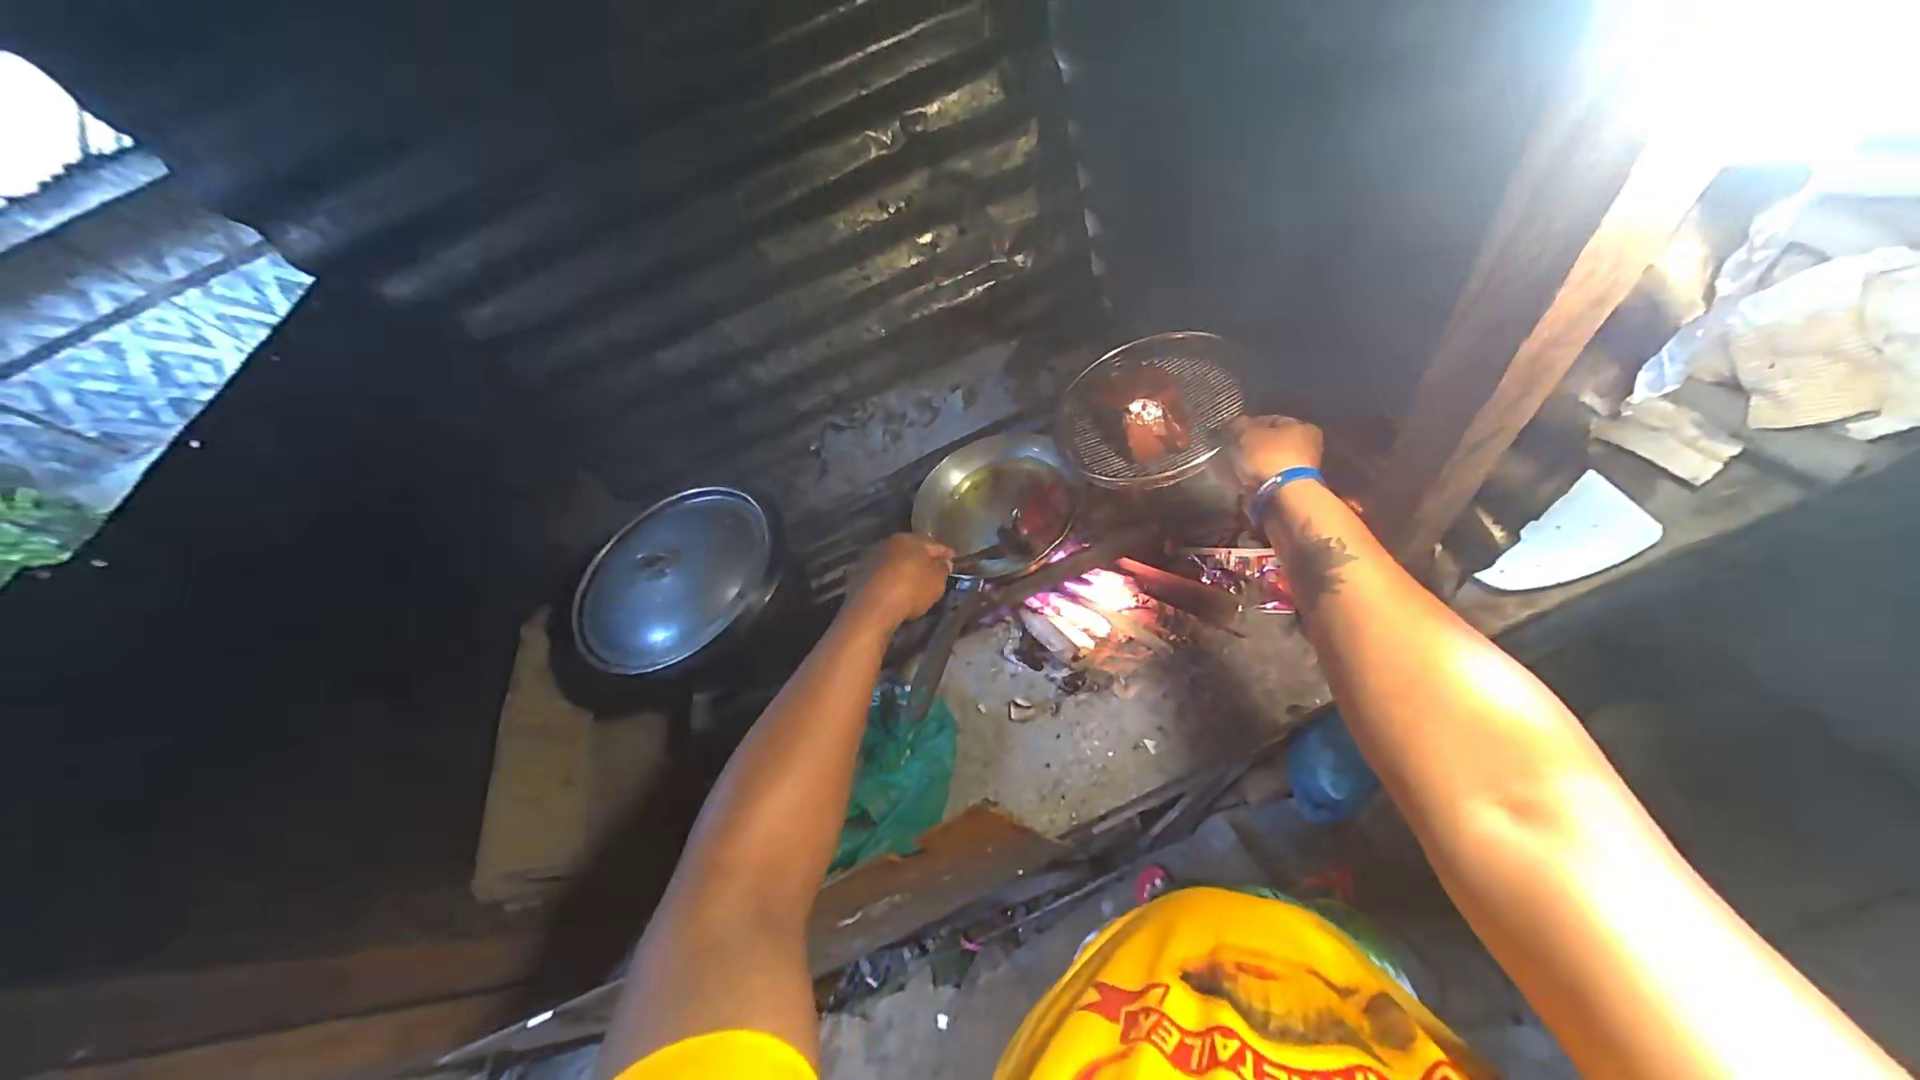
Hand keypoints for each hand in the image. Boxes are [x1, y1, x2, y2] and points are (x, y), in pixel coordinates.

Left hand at [844, 533, 954, 628]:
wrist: (871, 608)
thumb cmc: (910, 590)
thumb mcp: (936, 582)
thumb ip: (942, 569)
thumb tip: (943, 562)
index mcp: (911, 539)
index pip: (934, 544)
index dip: (946, 553)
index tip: (953, 560)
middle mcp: (890, 542)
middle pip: (912, 548)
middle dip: (923, 557)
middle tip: (934, 569)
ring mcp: (872, 556)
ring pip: (895, 559)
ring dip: (904, 567)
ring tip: (914, 580)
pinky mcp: (859, 573)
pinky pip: (882, 573)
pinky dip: (890, 577)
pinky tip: (895, 588)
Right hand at [1228, 415, 1324, 490]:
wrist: (1283, 496)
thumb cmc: (1269, 457)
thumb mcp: (1248, 434)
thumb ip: (1238, 425)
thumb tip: (1232, 422)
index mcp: (1303, 426)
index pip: (1271, 420)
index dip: (1249, 424)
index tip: (1232, 433)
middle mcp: (1308, 446)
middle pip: (1271, 442)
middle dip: (1251, 446)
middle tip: (1232, 451)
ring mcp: (1301, 469)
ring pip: (1269, 461)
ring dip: (1252, 464)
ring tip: (1234, 468)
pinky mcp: (1292, 488)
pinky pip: (1269, 479)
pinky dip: (1256, 479)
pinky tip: (1243, 481)